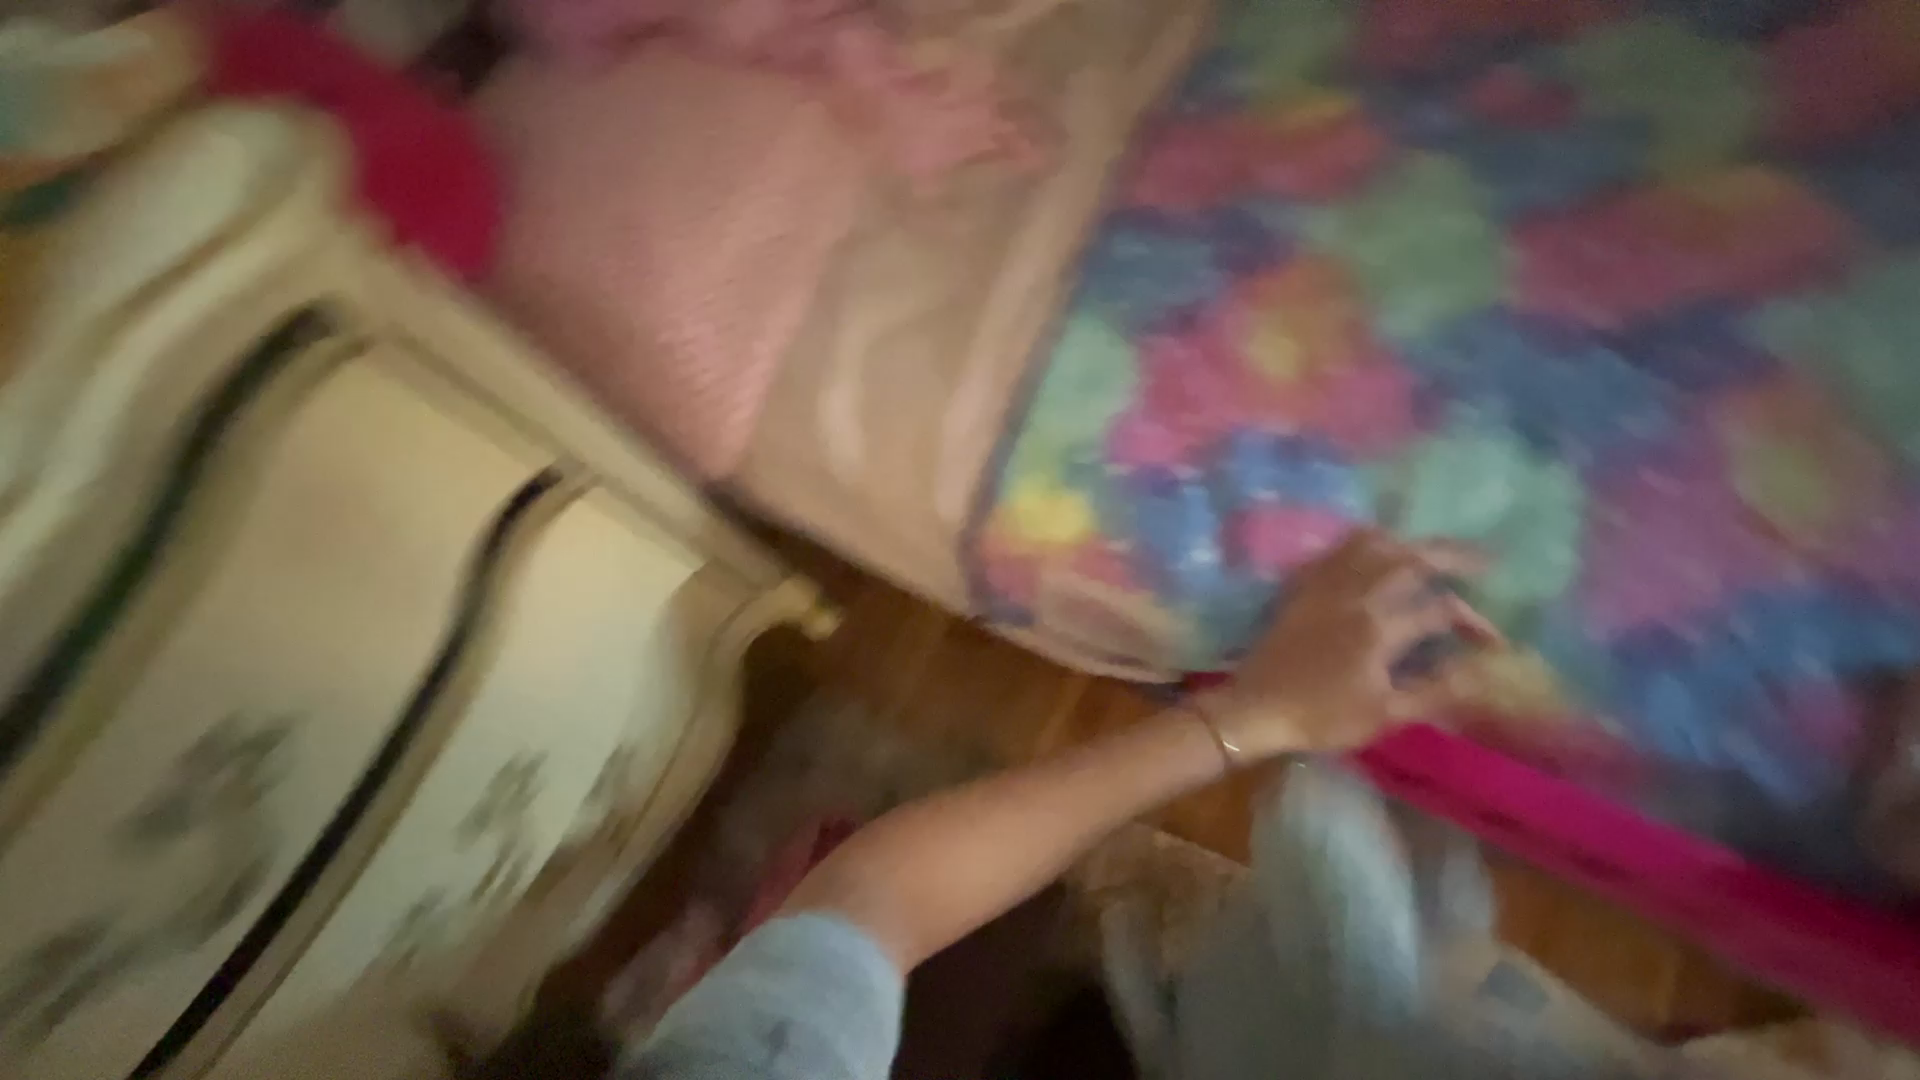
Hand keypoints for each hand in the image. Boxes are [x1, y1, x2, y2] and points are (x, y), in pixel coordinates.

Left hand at [1201, 529, 1502, 758]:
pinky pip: (1332, 554)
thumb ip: (1437, 689)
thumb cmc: (1321, 717)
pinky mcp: (1298, 590)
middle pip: (1407, 558)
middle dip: (1450, 555)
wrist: (1254, 709)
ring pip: (1366, 544)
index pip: (1440, 610)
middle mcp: (1351, 595)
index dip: (1475, 622)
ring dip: (1403, 542)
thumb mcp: (1386, 714)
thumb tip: (1483, 668)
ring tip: (1427, 552)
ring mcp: (1320, 588)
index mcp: (1377, 626)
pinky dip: (1358, 546)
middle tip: (1481, 560)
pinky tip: (1370, 556)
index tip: (1493, 642)